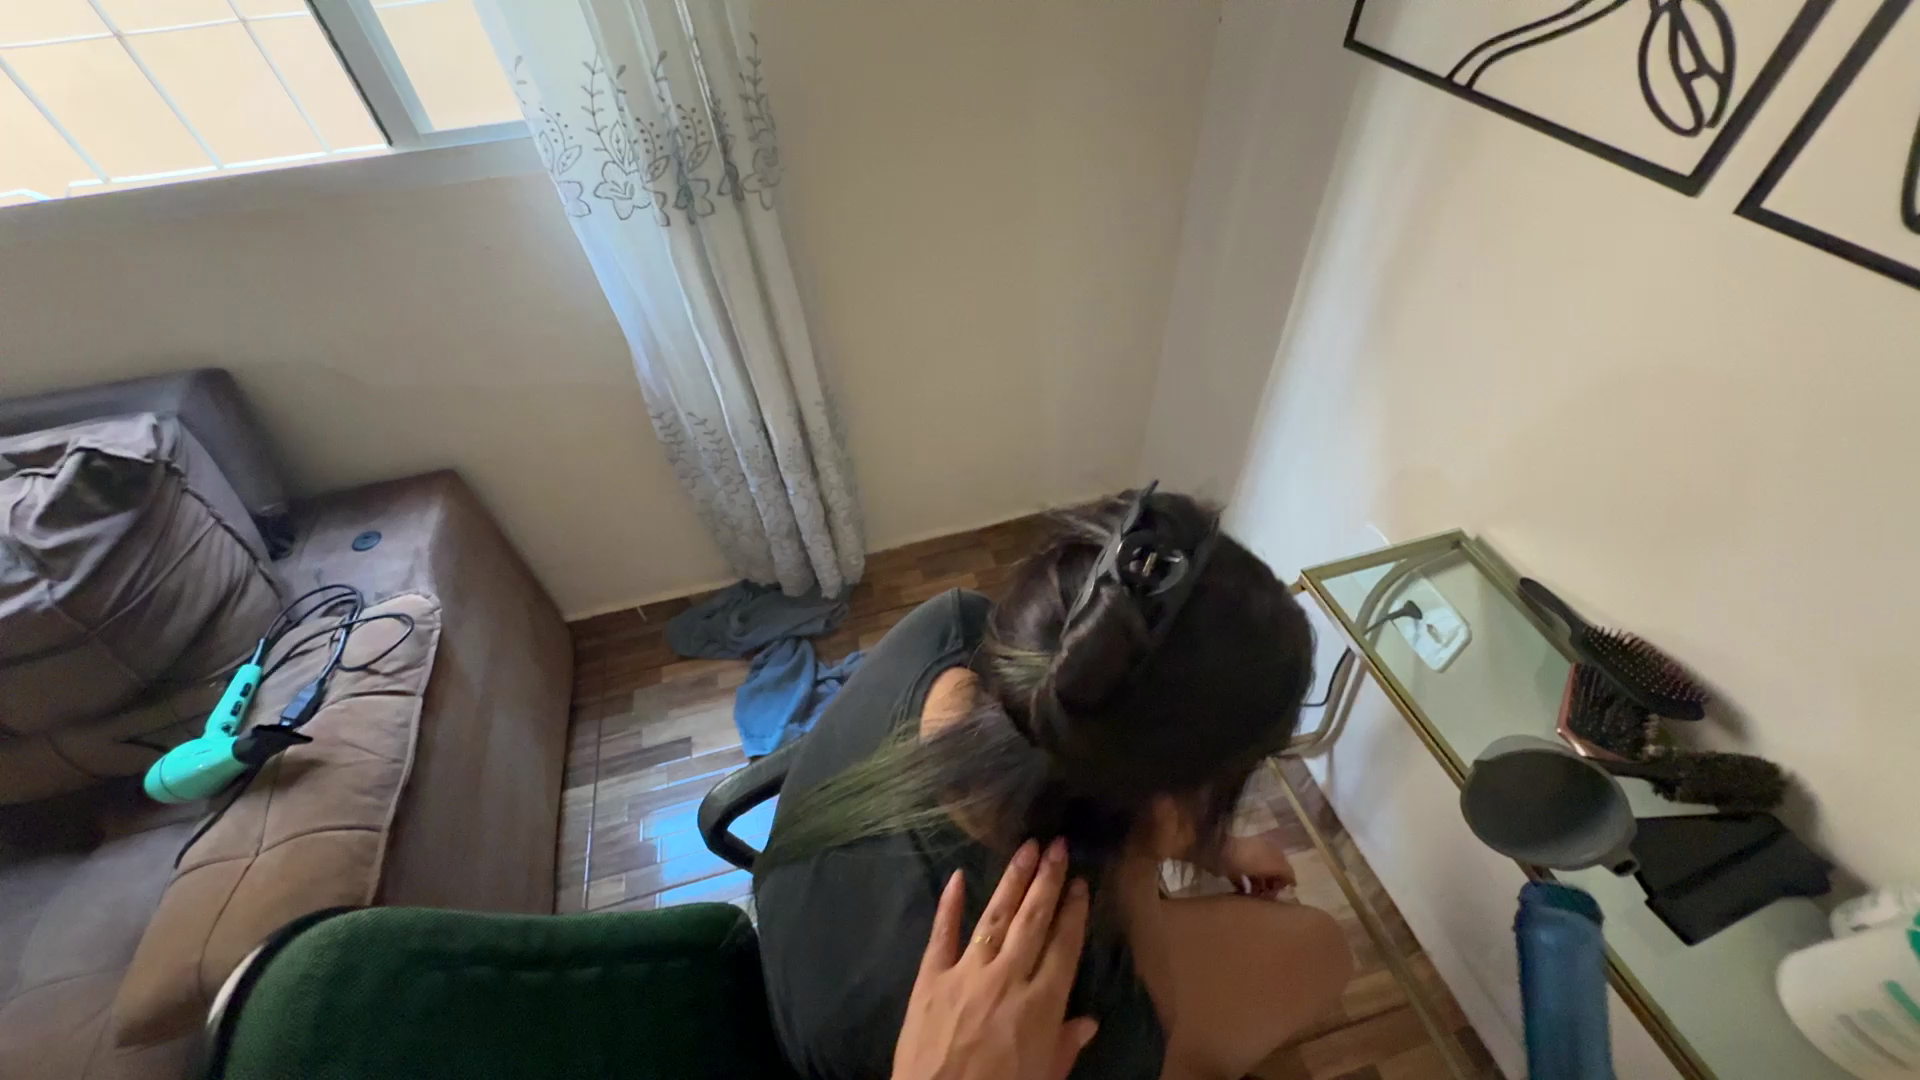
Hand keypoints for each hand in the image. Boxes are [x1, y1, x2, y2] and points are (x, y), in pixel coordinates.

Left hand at [892, 838, 1098, 1079]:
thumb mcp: (1043, 1079)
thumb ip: (1065, 1045)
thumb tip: (1089, 1020)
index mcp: (1040, 1004)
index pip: (1063, 946)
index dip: (1073, 912)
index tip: (1080, 882)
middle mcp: (1007, 977)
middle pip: (1033, 919)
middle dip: (1048, 880)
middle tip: (1057, 845)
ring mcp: (967, 972)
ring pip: (995, 915)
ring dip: (1012, 879)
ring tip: (1027, 847)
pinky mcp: (931, 977)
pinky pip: (942, 933)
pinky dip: (949, 904)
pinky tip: (956, 875)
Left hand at [1218, 832, 1296, 899]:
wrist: (1216, 850)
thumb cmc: (1248, 857)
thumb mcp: (1273, 863)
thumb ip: (1286, 872)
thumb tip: (1293, 882)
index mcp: (1270, 851)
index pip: (1283, 868)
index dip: (1284, 881)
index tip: (1281, 894)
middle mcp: (1259, 855)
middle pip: (1270, 875)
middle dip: (1271, 889)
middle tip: (1267, 901)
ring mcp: (1244, 862)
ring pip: (1256, 880)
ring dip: (1258, 891)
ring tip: (1256, 902)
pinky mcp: (1230, 869)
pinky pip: (1242, 883)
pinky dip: (1245, 891)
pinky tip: (1244, 898)